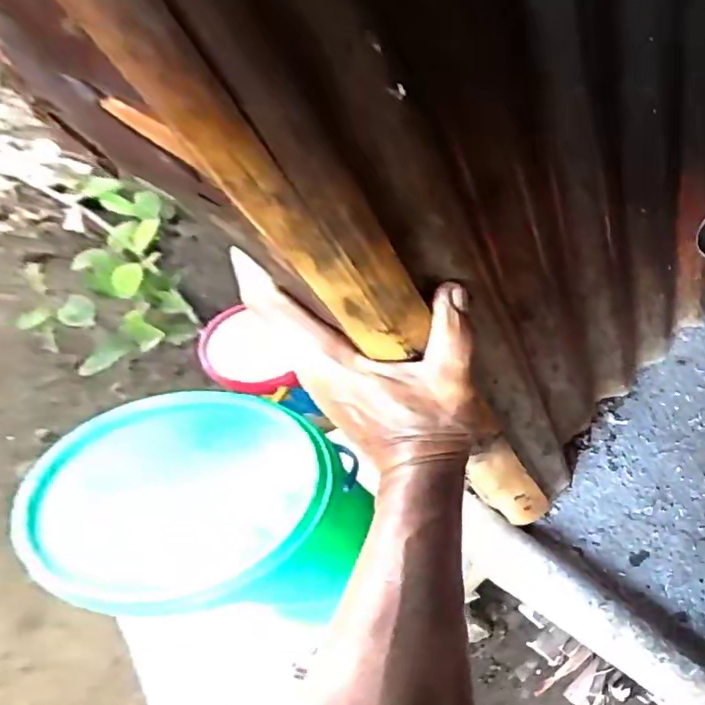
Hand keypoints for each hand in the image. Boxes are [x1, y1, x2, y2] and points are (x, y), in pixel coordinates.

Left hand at [231, 249, 481, 476]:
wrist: (423, 471)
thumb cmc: (433, 430)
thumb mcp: (451, 380)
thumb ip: (453, 334)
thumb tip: (454, 291)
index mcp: (328, 360)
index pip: (269, 306)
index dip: (255, 267)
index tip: (251, 233)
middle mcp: (311, 369)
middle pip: (272, 314)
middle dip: (274, 276)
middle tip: (290, 240)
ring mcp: (317, 383)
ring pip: (287, 331)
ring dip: (292, 300)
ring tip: (312, 268)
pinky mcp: (331, 391)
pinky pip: (306, 347)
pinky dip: (310, 324)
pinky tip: (336, 314)